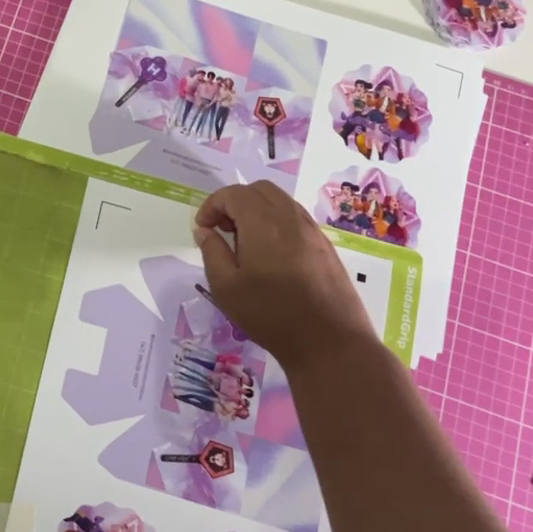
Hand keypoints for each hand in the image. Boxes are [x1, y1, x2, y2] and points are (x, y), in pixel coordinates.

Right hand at [191, 181, 378, 374]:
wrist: (330, 342)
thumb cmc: (270, 314)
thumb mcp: (226, 287)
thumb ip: (212, 252)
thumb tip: (205, 231)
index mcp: (264, 224)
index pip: (233, 194)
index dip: (211, 206)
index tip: (203, 229)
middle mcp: (291, 218)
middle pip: (259, 189)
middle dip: (234, 202)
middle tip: (223, 230)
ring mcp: (312, 231)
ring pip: (280, 201)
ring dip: (256, 210)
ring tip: (244, 243)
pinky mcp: (325, 246)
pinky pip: (295, 218)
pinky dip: (275, 222)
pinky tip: (269, 254)